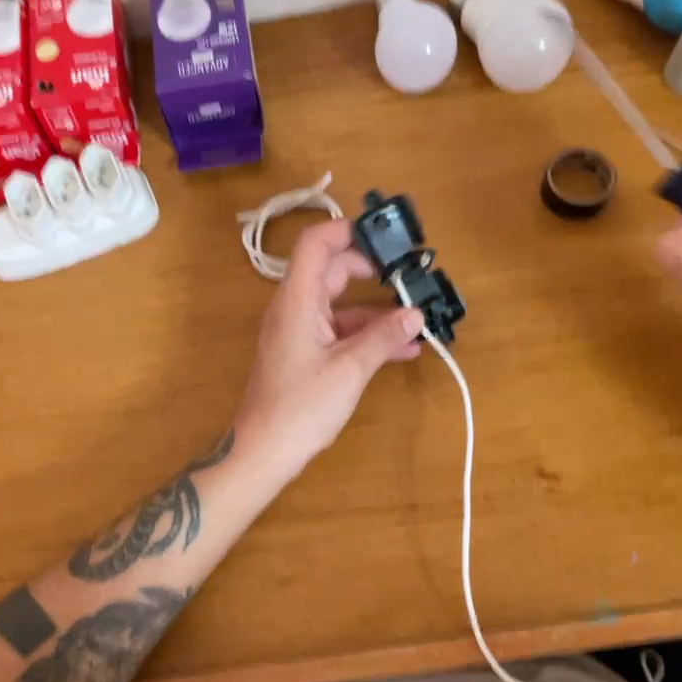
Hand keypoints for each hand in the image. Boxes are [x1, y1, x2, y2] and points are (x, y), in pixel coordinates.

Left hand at [235, 220, 424, 477]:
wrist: (264, 450)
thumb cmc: (302, 406)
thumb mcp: (351, 369)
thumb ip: (384, 337)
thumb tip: (415, 315)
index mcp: (298, 299)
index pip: (317, 243)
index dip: (348, 230)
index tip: (386, 237)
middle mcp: (295, 307)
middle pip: (333, 270)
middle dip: (372, 270)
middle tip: (409, 277)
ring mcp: (298, 331)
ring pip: (340, 304)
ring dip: (376, 310)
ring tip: (417, 319)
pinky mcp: (304, 353)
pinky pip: (338, 331)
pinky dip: (366, 334)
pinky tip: (401, 348)